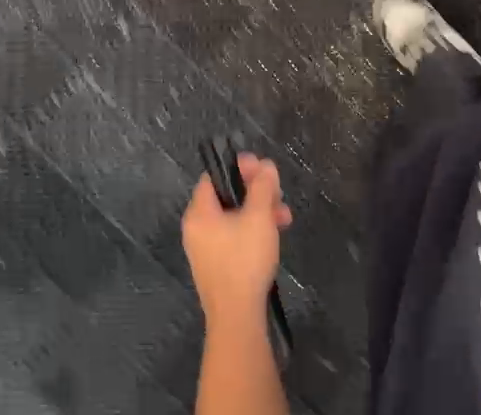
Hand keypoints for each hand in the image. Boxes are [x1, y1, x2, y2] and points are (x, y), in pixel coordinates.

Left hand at [181, 154, 293, 323]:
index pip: (213, 176)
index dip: (239, 168)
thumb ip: (262, 186)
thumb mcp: (259, 216)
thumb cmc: (245, 259)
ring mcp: (205, 248)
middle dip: (256, 191)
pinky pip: (234, 235)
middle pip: (226, 195)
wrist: (237, 314)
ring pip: (234, 216)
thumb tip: (265, 166)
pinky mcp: (217, 263)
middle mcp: (196, 228)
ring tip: (284, 217)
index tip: (264, 169)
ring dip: (260, 210)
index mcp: (199, 213)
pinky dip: (253, 229)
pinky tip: (274, 234)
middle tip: (279, 194)